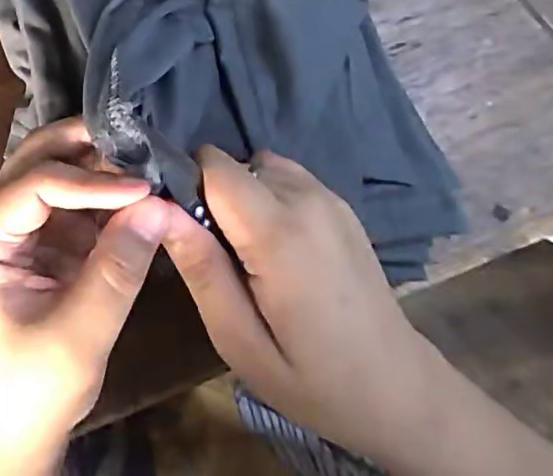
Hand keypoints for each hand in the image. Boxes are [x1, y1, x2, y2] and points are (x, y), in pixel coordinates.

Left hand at [0, 118, 175, 474]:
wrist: (28, 421)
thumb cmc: (39, 383)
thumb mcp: (81, 335)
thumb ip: (117, 270)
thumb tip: (157, 206)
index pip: (38, 184)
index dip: (90, 182)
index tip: (141, 188)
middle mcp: (4, 215)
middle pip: (41, 155)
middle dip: (86, 142)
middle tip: (137, 139)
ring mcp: (31, 221)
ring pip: (62, 164)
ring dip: (102, 158)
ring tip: (147, 158)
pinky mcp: (58, 233)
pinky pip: (85, 194)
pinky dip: (113, 186)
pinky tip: (144, 187)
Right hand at [160, 148, 552, 475]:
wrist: (399, 389)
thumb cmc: (312, 377)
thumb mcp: (239, 339)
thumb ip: (199, 266)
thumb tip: (153, 207)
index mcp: (278, 230)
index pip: (211, 164)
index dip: (185, 184)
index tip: (181, 228)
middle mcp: (305, 196)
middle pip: (232, 163)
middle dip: (212, 196)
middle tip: (219, 255)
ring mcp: (328, 195)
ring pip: (256, 165)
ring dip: (240, 195)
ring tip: (249, 252)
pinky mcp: (339, 201)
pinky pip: (284, 176)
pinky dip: (267, 196)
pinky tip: (279, 246)